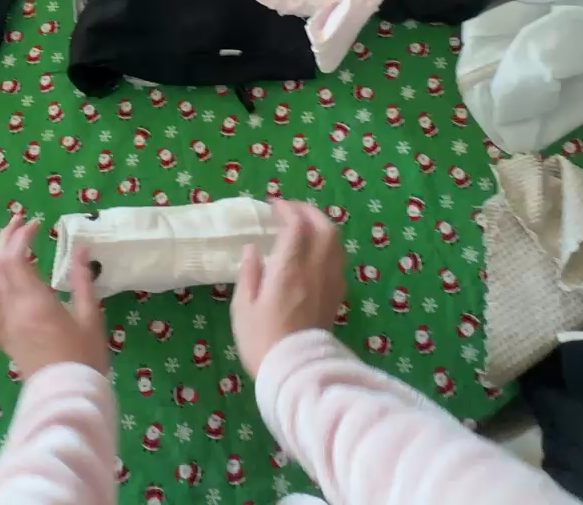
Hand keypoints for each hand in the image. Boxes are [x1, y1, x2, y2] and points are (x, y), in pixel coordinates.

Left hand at [0, 208, 108, 376]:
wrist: (67, 398)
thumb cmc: (84, 356)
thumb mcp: (90, 315)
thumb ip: (83, 279)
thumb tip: (82, 248)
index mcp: (34, 300)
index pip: (16, 257)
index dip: (22, 235)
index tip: (37, 224)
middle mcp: (12, 309)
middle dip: (5, 239)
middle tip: (20, 223)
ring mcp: (4, 324)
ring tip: (8, 247)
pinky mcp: (3, 339)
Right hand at [231, 198, 347, 375]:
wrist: (297, 375)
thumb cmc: (263, 340)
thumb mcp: (244, 306)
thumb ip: (249, 272)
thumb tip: (253, 249)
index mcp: (289, 269)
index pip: (296, 226)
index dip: (287, 210)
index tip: (274, 207)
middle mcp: (315, 270)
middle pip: (324, 228)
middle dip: (309, 212)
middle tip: (291, 210)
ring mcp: (330, 283)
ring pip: (336, 242)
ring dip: (322, 226)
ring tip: (304, 226)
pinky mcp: (337, 296)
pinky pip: (338, 259)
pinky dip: (328, 246)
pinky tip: (314, 252)